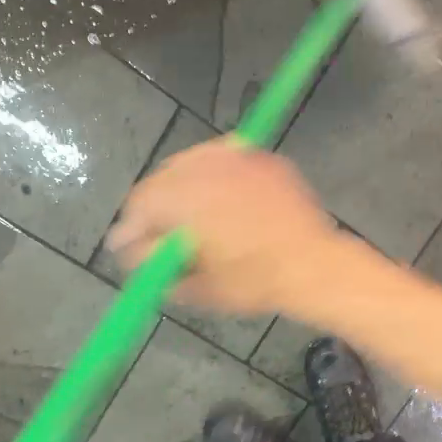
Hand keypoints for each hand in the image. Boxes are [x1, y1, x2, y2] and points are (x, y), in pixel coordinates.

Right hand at [108, 141, 343, 317]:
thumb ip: (155, 267)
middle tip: (164, 235)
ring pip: (192, 164)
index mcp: (182, 196)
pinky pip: (226, 159)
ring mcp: (235, 155)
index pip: (140, 203)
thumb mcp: (198, 286)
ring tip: (194, 218)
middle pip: (164, 179)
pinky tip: (223, 199)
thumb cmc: (254, 281)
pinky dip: (217, 176)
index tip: (130, 247)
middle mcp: (203, 166)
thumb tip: (128, 253)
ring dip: (185, 188)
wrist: (313, 266)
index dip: (132, 228)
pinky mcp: (261, 157)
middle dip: (159, 206)